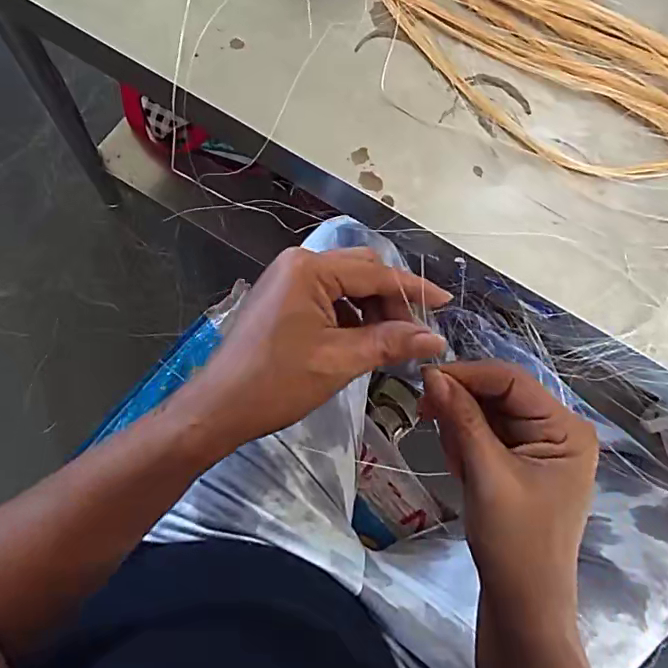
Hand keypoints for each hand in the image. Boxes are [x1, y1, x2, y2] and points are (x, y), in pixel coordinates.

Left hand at [173, 247, 450, 449]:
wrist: (221, 404)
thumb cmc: (277, 381)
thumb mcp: (339, 360)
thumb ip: (390, 342)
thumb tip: (434, 337)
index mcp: (308, 268)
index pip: (373, 272)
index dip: (412, 289)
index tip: (446, 303)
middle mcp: (296, 263)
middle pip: (359, 271)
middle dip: (390, 300)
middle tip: (414, 336)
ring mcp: (285, 279)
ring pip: (344, 284)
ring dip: (370, 309)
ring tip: (389, 345)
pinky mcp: (281, 297)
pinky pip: (325, 297)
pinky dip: (348, 316)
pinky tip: (361, 342)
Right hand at [420, 361, 596, 617]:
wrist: (521, 600)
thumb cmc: (515, 541)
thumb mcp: (486, 473)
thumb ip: (461, 418)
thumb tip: (431, 372)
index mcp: (566, 429)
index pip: (509, 379)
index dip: (466, 374)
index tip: (423, 380)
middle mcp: (556, 428)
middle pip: (494, 390)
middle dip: (459, 404)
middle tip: (427, 419)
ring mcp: (537, 442)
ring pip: (482, 407)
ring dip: (458, 425)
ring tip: (455, 462)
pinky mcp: (517, 456)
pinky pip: (480, 427)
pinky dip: (461, 439)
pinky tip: (460, 467)